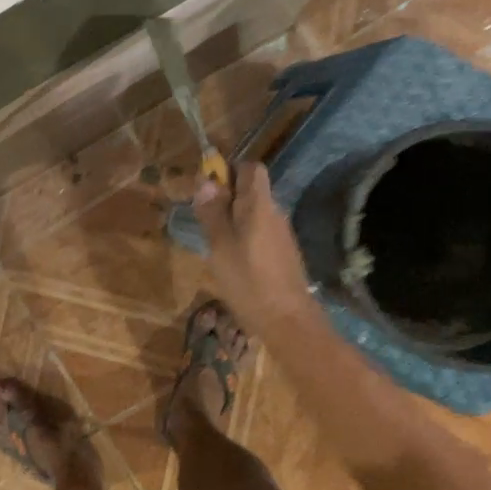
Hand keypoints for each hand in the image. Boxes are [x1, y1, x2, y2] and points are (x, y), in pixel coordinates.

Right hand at [191, 162, 312, 305]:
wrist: (288, 321)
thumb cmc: (248, 280)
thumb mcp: (220, 245)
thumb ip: (212, 212)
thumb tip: (205, 180)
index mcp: (259, 205)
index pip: (251, 168)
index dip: (229, 169)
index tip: (207, 186)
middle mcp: (274, 212)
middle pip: (251, 190)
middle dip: (226, 196)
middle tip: (202, 217)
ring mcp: (281, 234)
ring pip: (253, 212)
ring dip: (232, 218)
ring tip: (213, 240)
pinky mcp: (283, 253)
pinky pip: (259, 230)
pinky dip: (243, 235)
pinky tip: (231, 258)